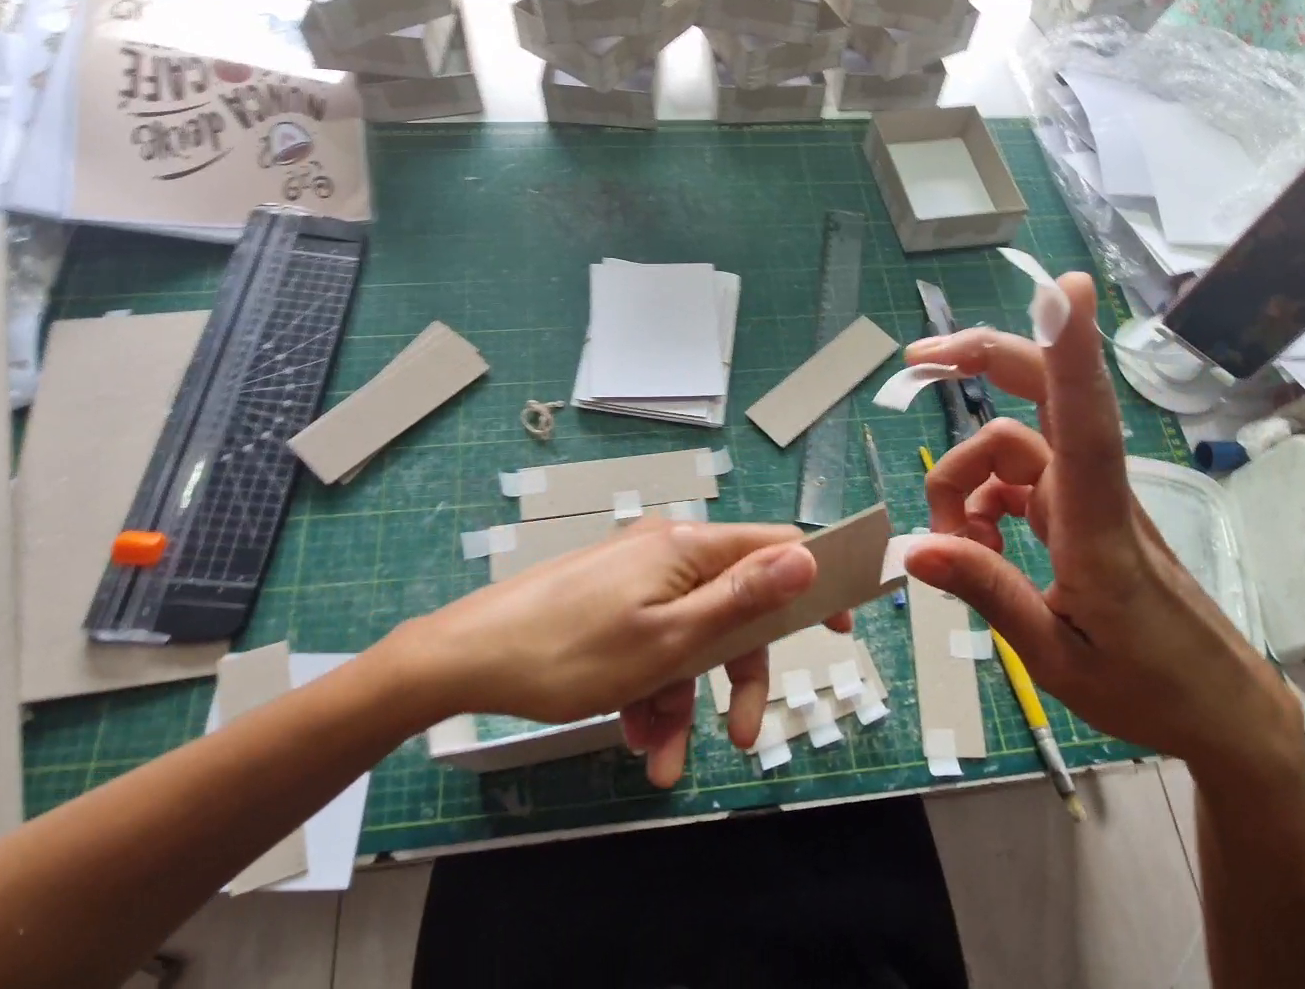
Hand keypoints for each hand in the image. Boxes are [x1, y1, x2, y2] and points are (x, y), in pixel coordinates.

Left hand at [373, 518, 849, 787]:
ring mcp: (635, 579)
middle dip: (736, 675)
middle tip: (740, 735)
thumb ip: (742, 599)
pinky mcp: (610, 604)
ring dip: (684, 699)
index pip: (775, 548)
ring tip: (661, 757)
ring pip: (689, 638)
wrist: (465, 661)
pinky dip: (652, 690)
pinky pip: (652, 645)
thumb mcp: (670, 638)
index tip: (840, 627)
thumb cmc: (570, 652)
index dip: (813, 584)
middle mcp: (666, 553)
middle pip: (733, 608)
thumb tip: (805, 558)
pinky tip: (635, 734)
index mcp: (687, 548)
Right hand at [902, 275, 1304, 790]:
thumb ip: (987, 592)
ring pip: (1010, 451)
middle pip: (1042, 398)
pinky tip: (977, 546)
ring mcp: (1090, 502)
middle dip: (981, 362)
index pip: (1084, 423)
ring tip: (952, 547)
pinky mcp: (1084, 517)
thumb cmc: (1147, 689)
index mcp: (1098, 528)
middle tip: (913, 363)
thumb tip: (914, 549)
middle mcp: (1096, 496)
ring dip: (962, 482)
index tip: (1064, 290)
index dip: (1072, 352)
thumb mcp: (1054, 655)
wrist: (1219, 711)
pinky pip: (1018, 484)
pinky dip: (982, 502)